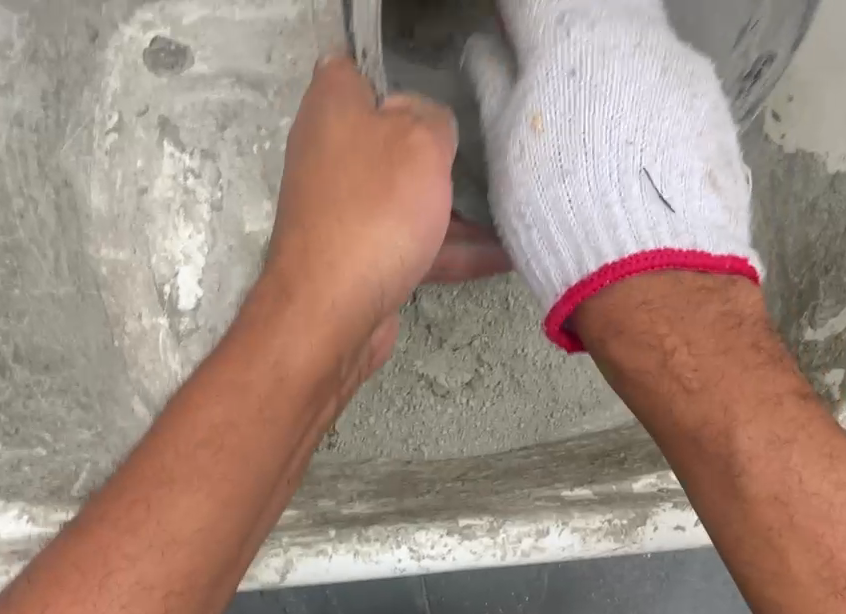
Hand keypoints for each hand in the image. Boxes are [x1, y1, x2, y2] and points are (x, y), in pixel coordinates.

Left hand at [262, 56, 494, 371]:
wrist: (333, 311)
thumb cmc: (375, 211)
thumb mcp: (421, 141)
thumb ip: (434, 118)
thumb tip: (428, 124)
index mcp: (333, 107)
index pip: (359, 70)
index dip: (398, 75)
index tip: (443, 93)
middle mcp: (332, 155)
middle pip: (393, 139)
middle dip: (440, 149)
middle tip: (489, 151)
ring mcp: (348, 212)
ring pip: (410, 199)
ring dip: (459, 209)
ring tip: (512, 209)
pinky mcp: (364, 260)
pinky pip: (417, 246)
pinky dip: (456, 251)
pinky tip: (503, 256)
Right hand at [466, 0, 760, 351]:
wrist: (652, 273)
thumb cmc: (559, 211)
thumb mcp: (507, 152)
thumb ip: (494, 87)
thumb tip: (486, 48)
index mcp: (567, 35)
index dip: (512, 14)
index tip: (505, 27)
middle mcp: (631, 31)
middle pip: (592, 3)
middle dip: (566, 25)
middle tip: (550, 66)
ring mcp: (678, 63)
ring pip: (637, 32)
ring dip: (609, 54)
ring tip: (595, 105)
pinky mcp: (712, 101)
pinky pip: (669, 76)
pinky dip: (646, 91)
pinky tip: (637, 138)